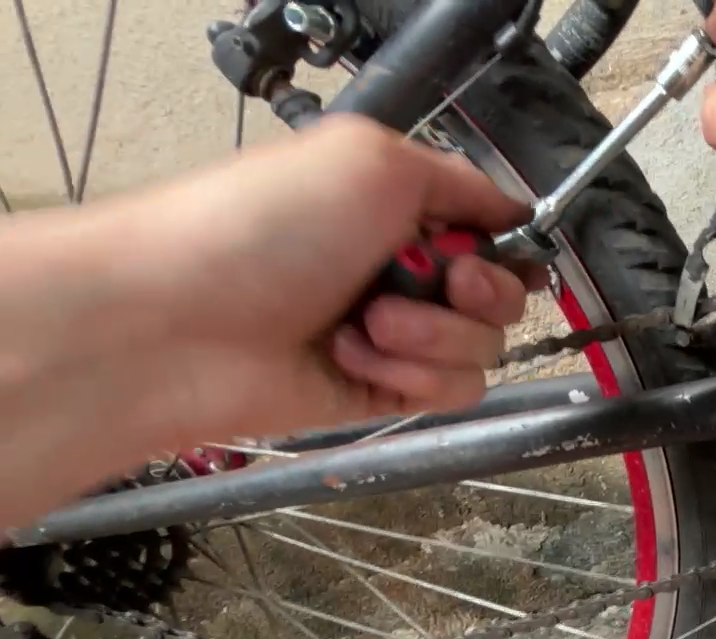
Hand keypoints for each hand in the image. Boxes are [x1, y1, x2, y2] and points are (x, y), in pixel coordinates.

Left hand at [22, 116, 532, 450]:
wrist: (182, 323)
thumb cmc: (270, 228)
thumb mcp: (371, 161)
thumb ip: (465, 181)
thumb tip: (523, 215)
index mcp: (409, 218)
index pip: (501, 240)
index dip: (511, 252)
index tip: (483, 252)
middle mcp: (415, 276)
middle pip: (506, 299)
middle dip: (479, 295)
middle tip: (436, 283)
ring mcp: (409, 336)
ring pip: (487, 349)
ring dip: (434, 336)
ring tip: (364, 325)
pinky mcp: (400, 389)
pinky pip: (459, 390)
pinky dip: (414, 374)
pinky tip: (355, 358)